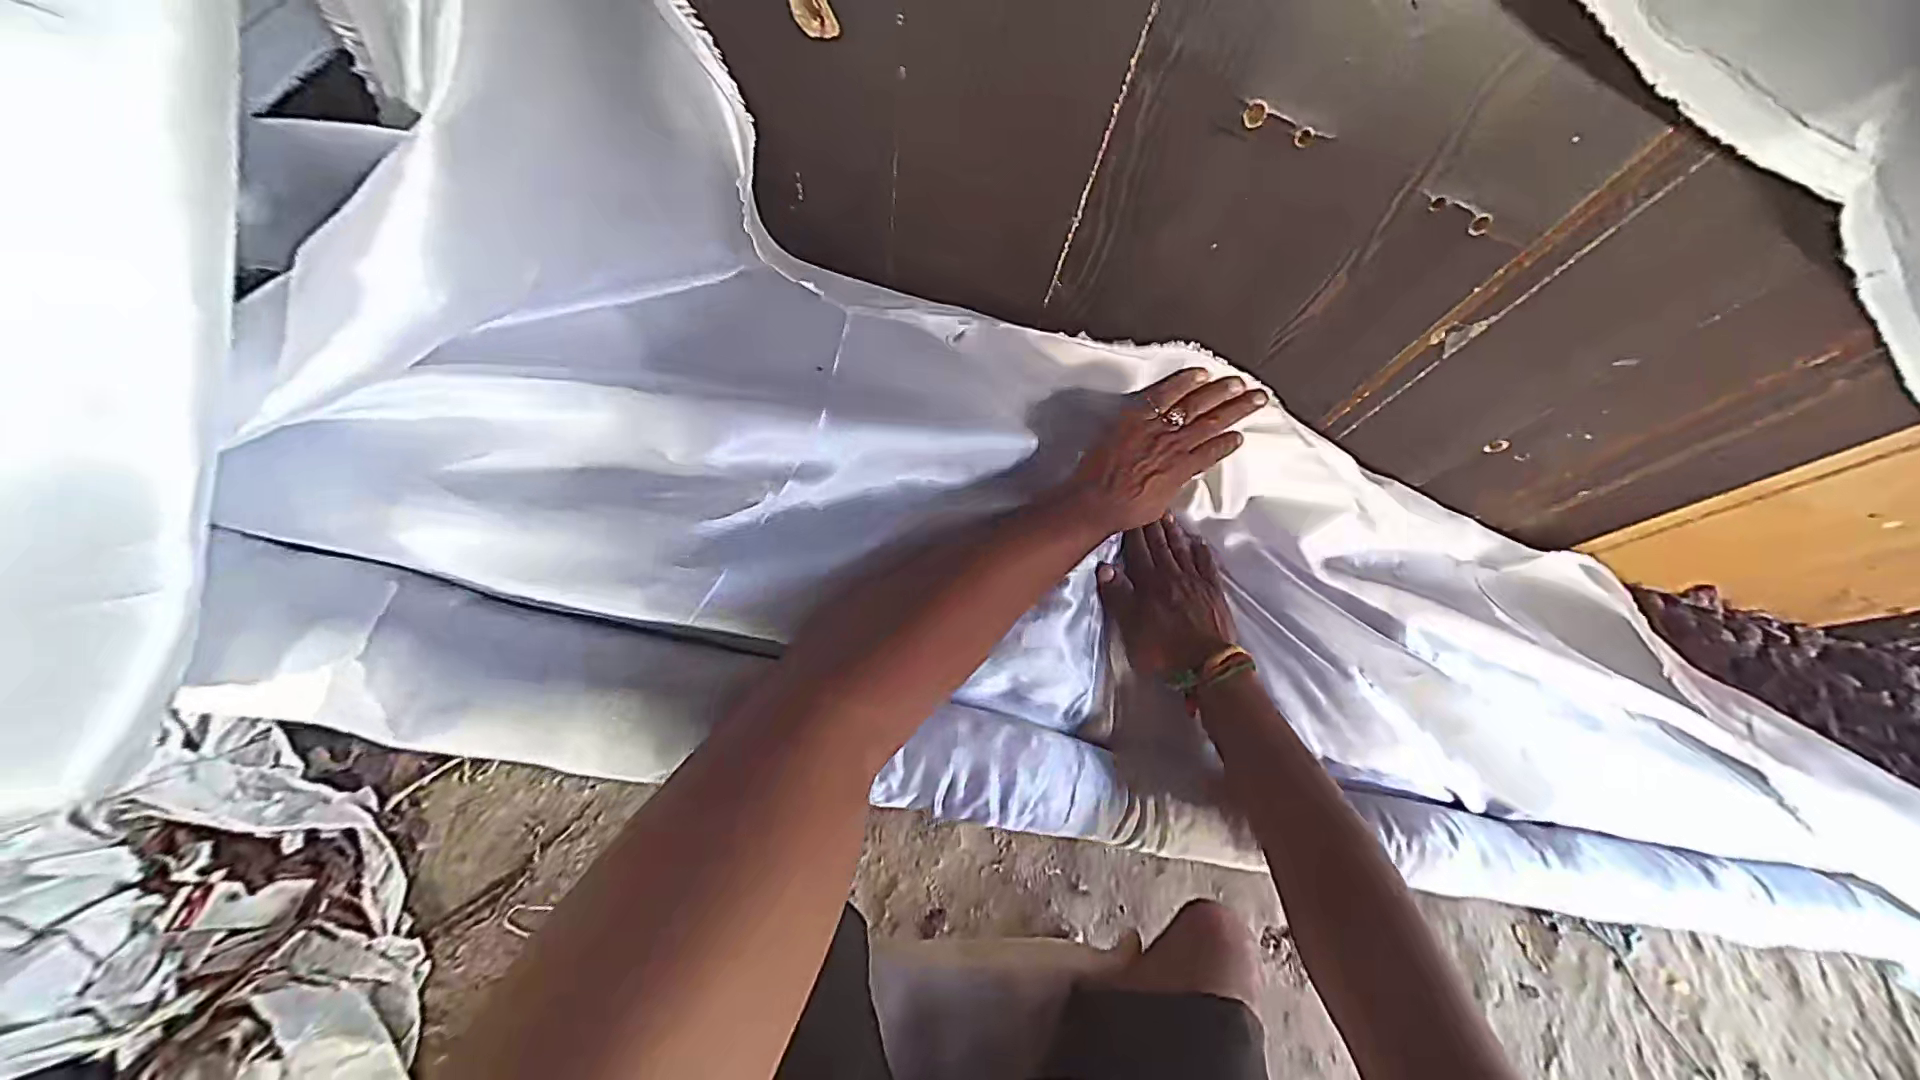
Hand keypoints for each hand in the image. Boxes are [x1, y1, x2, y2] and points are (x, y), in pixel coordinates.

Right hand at [1059, 368, 1265, 534]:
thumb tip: (1138, 441)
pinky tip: (1237, 437)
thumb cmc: (1093, 476)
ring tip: (1253, 400)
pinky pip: (1208, 452)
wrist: (1095, 500)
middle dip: (1222, 391)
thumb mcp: (1106, 441)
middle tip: (1240, 383)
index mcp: (1135, 417)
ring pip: (1210, 423)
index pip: (1168, 392)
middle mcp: (1157, 428)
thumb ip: (1128, 436)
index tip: (1203, 374)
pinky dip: (1224, 443)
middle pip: (1197, 403)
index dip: (1189, 381)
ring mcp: (1171, 448)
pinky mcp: (1179, 470)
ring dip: (1235, 410)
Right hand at [1097, 514, 1237, 678]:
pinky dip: (1201, 551)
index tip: (1127, 512)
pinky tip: (1198, 542)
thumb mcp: (1130, 627)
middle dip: (1152, 524)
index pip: (1137, 550)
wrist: (1207, 666)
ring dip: (1173, 532)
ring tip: (1167, 515)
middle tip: (1149, 504)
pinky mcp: (1213, 592)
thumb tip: (1105, 566)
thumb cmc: (1163, 650)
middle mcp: (1172, 576)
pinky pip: (1206, 564)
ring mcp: (1195, 582)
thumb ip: (1119, 595)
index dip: (1132, 531)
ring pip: (1181, 550)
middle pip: (1160, 545)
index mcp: (1149, 583)